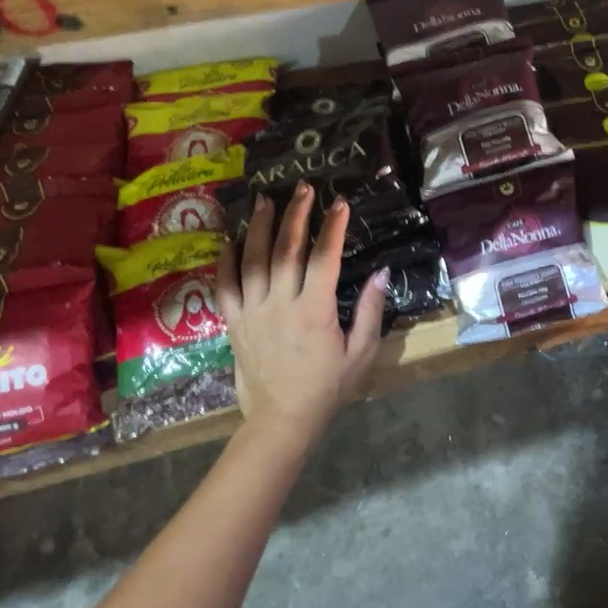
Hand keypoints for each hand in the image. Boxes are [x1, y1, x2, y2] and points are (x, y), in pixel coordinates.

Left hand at [215, 182, 386, 448]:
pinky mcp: (234, 323)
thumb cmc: (328, 386)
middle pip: (286, 251)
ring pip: (252, 261)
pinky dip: (226, 260)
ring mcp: (252, 313)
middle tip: (302, 188)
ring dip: (260, 228)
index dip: (332, 228)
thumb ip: (370, 311)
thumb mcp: (362, 352)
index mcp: (314, 311)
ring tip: (265, 201)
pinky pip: (225, 286)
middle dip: (296, 215)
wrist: (282, 419)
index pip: (324, 259)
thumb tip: (382, 273)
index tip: (340, 204)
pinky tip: (231, 239)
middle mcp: (280, 305)